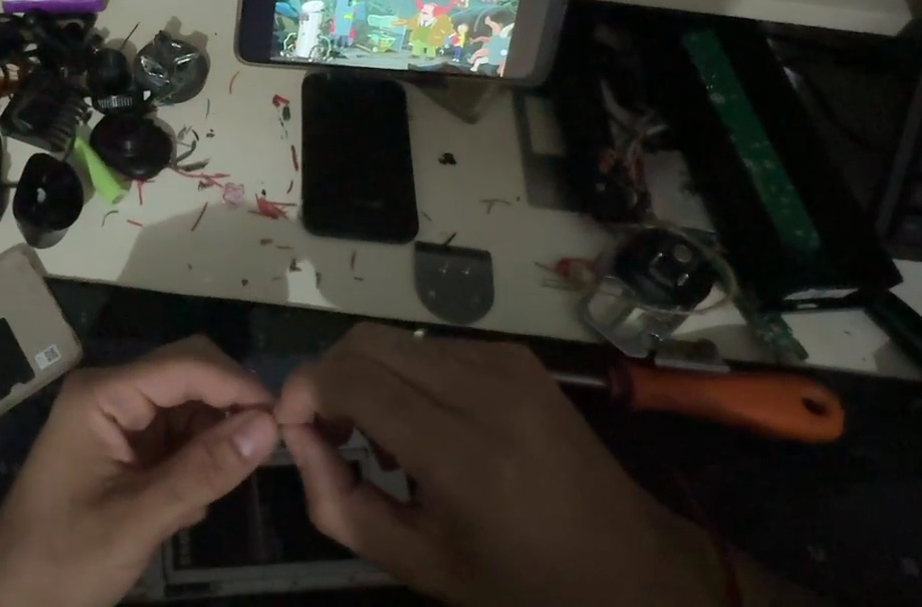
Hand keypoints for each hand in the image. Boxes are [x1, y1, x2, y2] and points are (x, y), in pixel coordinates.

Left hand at [0, 336, 278, 606]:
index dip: (236, 385)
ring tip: (223, 485)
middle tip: (267, 448)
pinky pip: (179, 434)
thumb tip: (269, 426)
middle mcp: (113, 393)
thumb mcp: (137, 520)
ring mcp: (119, 417)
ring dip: (215, 437)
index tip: (283, 420)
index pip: (185, 365)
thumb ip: (203, 471)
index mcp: (104, 394)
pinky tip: (193, 500)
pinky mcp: (127, 445)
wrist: (6, 602)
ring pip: (190, 404)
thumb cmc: (62, 560)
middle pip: (189, 374)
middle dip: (229, 405)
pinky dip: (198, 458)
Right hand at [277, 323, 724, 606]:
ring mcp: (505, 363)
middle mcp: (484, 389)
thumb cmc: (518, 582)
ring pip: (394, 339)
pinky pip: (431, 346)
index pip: (355, 381)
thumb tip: (296, 434)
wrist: (629, 566)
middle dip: (328, 376)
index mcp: (463, 454)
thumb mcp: (416, 564)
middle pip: (366, 343)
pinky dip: (404, 374)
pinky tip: (424, 423)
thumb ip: (338, 502)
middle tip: (331, 430)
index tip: (292, 422)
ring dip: (366, 375)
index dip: (305, 390)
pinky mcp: (515, 354)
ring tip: (381, 436)